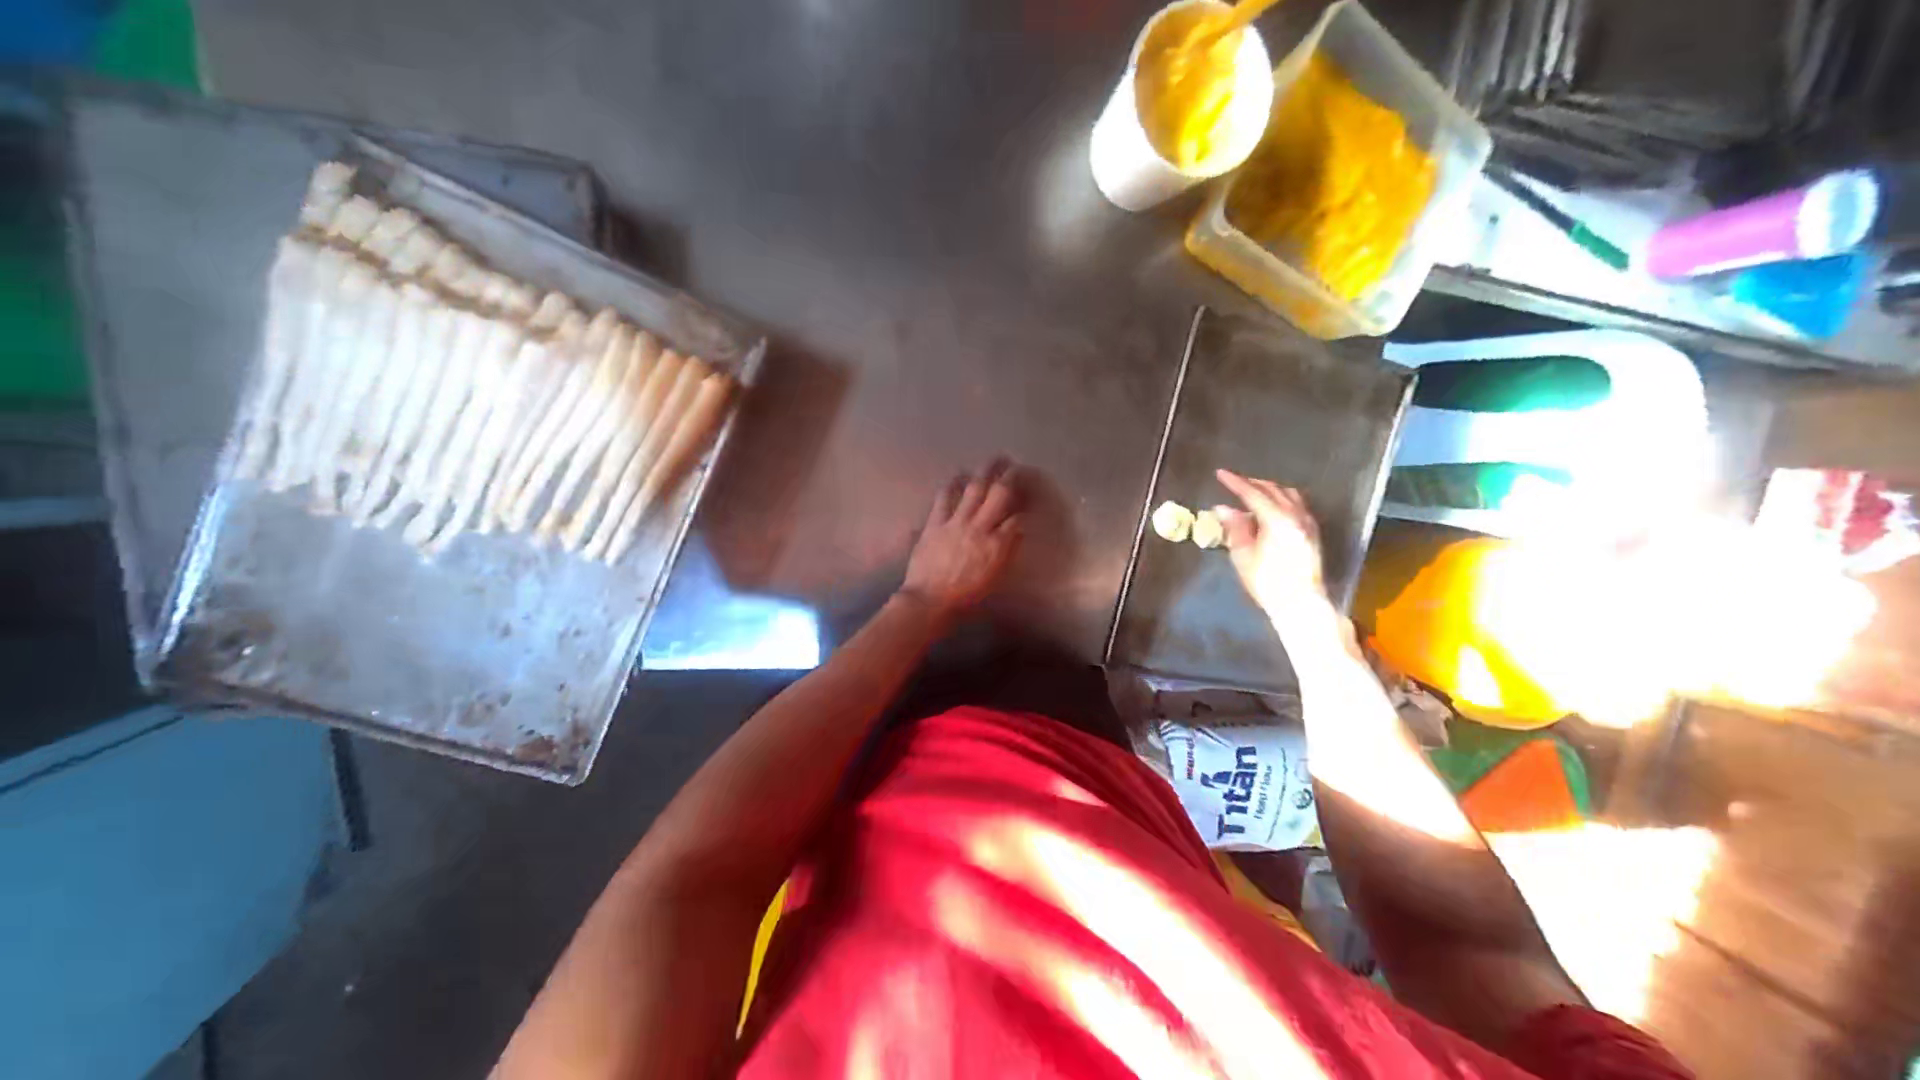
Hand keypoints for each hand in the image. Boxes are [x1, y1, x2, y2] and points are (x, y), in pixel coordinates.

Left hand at [900, 462, 1022, 622]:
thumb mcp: (994, 578)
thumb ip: (1005, 553)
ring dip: (987, 471)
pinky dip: (953, 484)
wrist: (930, 600)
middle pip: (1000, 494)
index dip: (1026, 506)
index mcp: (998, 545)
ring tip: (996, 459)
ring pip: (975, 488)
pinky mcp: (936, 522)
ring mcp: (957, 522)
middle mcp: (980, 527)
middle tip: (1017, 466)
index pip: (1018, 519)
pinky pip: (946, 497)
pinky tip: (959, 475)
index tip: (1030, 498)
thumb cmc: (965, 597)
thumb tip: (1015, 533)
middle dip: (1011, 477)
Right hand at [1214, 469, 1332, 631]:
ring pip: (1288, 494)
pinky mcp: (1313, 531)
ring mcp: (1308, 522)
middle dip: (1252, 483)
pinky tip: (1272, 506)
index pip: (1253, 494)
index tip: (1220, 474)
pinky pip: (1297, 504)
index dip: (1235, 483)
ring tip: (1253, 492)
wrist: (1301, 604)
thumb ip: (1236, 528)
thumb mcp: (1244, 556)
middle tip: (1234, 482)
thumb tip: (1224, 508)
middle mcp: (1296, 516)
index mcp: (1278, 521)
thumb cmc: (1268, 583)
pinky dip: (1282, 498)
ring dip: (1269, 489)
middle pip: (1272, 490)